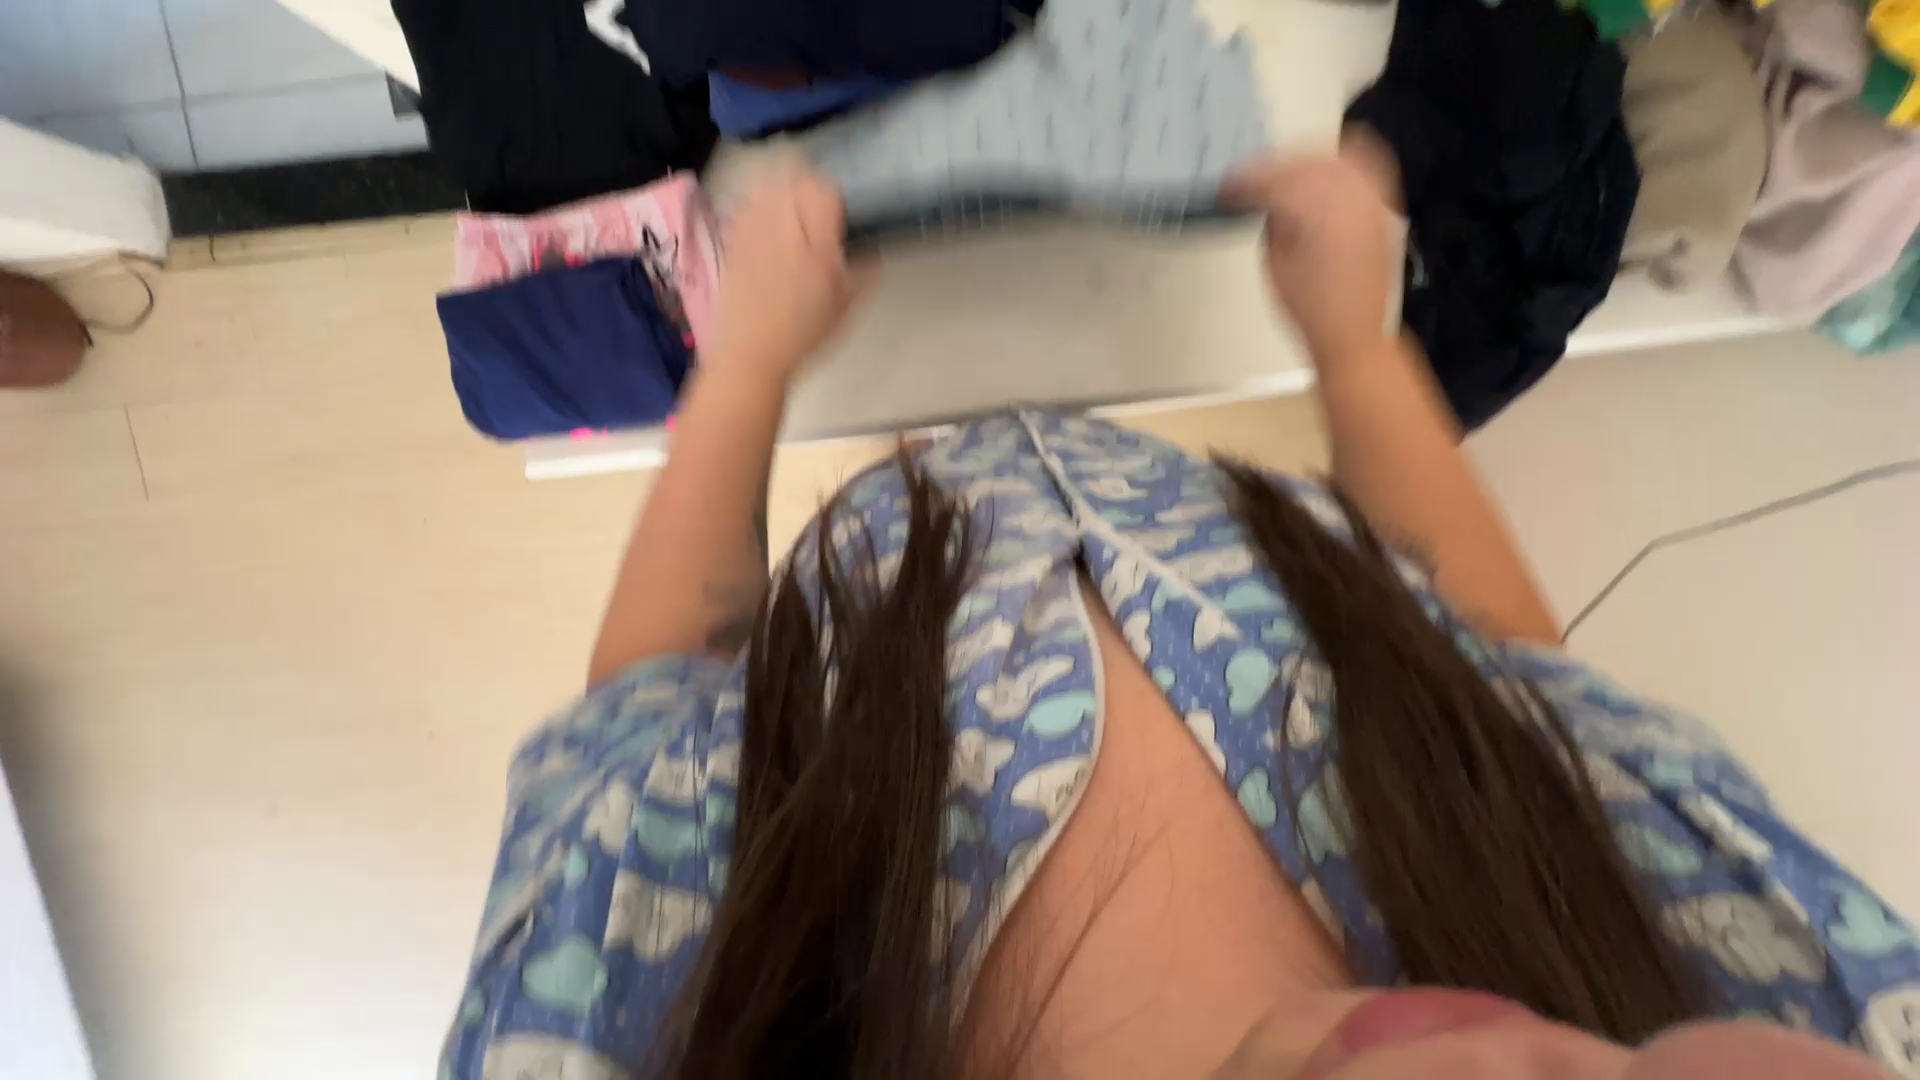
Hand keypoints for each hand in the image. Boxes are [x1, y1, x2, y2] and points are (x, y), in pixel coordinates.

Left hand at [703, 165, 876, 387]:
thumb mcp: (845, 309)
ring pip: (769, 182)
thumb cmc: (803, 334)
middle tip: (818, 208)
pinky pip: (748, 201)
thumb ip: (864, 273)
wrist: (750, 352)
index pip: (826, 191)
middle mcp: (783, 226)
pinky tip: (768, 223)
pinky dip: (761, 202)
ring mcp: (753, 228)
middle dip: (809, 185)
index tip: (840, 214)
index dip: (836, 197)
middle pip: (796, 176)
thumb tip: (873, 249)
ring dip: (784, 188)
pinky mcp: (733, 236)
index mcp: (817, 243)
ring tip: (793, 209)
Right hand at [1224, 132, 1402, 363]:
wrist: (1353, 330)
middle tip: (1251, 178)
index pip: (1276, 184)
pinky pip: (1367, 166)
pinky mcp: (1383, 207)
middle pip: (1308, 163)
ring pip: (1339, 158)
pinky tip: (1323, 170)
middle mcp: (1351, 201)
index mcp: (1318, 216)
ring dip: (1307, 158)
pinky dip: (1341, 162)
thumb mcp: (1275, 265)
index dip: (1247, 182)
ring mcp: (1373, 201)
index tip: (1229, 187)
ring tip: (1284, 171)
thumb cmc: (1310, 308)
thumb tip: (1269, 202)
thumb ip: (1274, 224)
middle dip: (1276, 166)